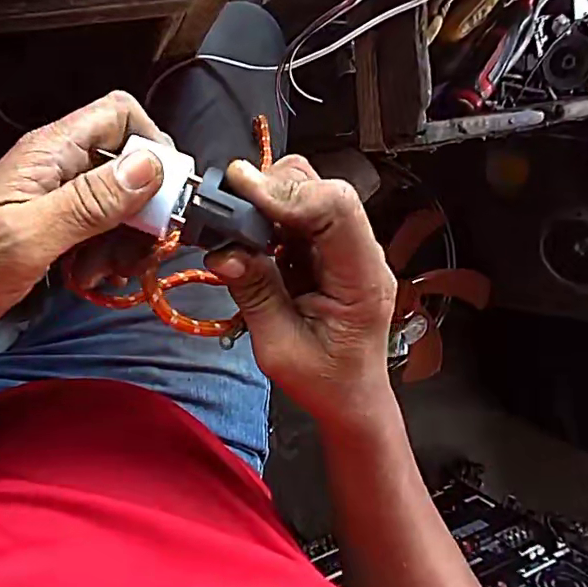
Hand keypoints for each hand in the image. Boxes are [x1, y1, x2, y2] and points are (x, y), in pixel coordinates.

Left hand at [0, 92, 167, 377]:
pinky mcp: (57, 228)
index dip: (153, 147)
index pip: (121, 114)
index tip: (164, 199)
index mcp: (50, 152)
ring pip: (124, 202)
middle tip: (136, 251)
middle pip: (132, 164)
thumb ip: (91, 201)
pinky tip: (91, 277)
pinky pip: (105, 230)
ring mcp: (59, 199)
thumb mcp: (27, 237)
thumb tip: (152, 166)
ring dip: (128, 239)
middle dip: (146, 208)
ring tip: (104, 272)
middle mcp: (59, 167)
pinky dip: (110, 254)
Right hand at [205, 155, 399, 433]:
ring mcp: (347, 248)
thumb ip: (255, 294)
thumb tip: (224, 251)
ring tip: (239, 228)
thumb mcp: (280, 348)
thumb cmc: (327, 383)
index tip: (241, 188)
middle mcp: (362, 253)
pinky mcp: (329, 248)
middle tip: (229, 209)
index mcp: (363, 278)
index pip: (336, 208)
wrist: (352, 398)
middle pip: (322, 189)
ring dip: (269, 202)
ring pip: (309, 193)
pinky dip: (270, 216)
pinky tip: (253, 238)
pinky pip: (299, 214)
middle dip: (272, 190)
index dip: (288, 192)